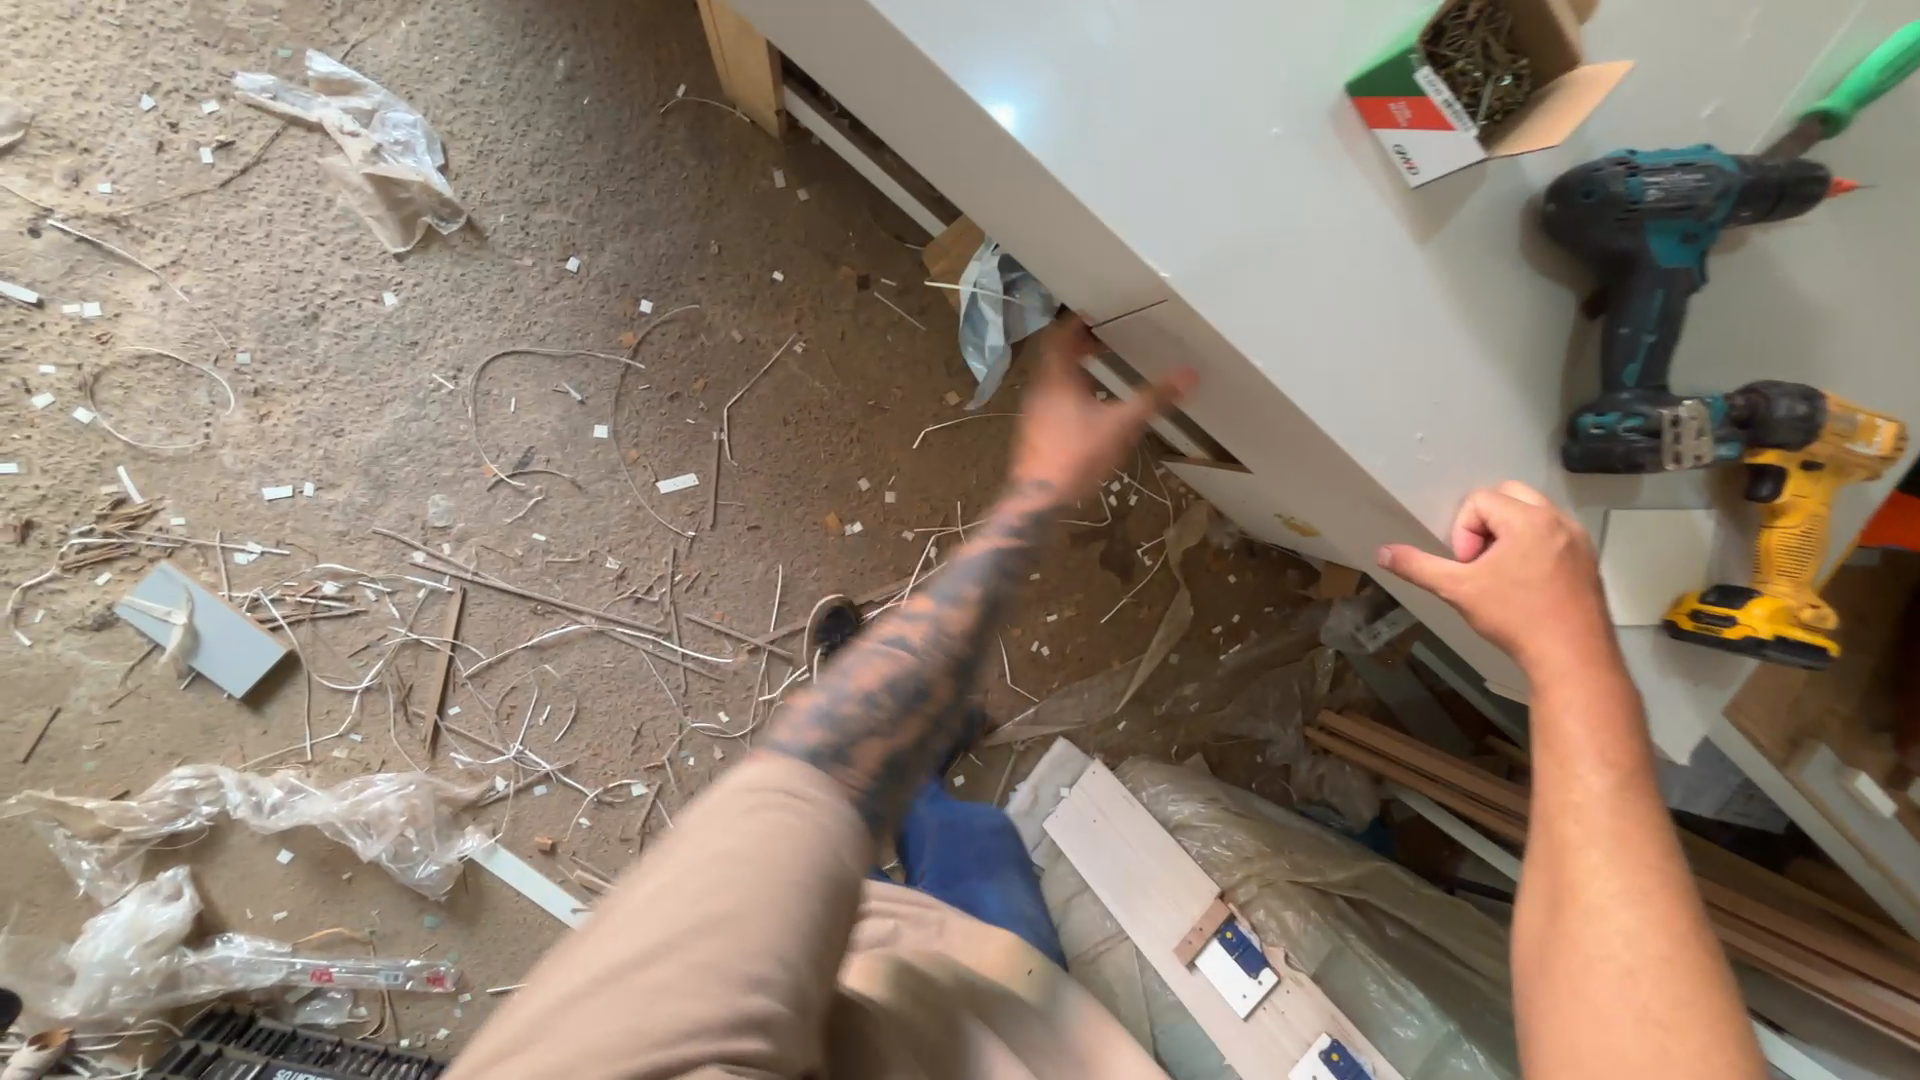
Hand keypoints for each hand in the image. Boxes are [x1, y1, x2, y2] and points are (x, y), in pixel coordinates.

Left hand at [1007, 313, 1195, 505]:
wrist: (1038, 498)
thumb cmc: (1076, 455)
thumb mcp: (1120, 425)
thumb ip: (1153, 398)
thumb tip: (1189, 374)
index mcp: (1056, 377)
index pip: (1061, 334)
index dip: (1078, 321)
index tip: (1098, 314)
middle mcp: (1039, 388)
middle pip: (1056, 355)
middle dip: (1080, 346)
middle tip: (1105, 340)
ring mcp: (1033, 411)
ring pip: (1052, 379)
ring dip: (1074, 370)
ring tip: (1100, 371)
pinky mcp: (1033, 431)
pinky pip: (1051, 399)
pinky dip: (1068, 392)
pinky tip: (1088, 409)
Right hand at [1376, 482, 1612, 672]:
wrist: (1572, 656)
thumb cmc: (1514, 616)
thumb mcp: (1456, 589)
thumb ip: (1417, 566)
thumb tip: (1382, 553)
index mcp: (1528, 520)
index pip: (1479, 501)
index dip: (1463, 531)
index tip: (1469, 566)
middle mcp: (1558, 520)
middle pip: (1510, 494)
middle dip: (1486, 522)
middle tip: (1482, 560)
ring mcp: (1578, 539)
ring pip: (1533, 513)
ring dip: (1508, 532)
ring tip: (1501, 572)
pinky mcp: (1588, 558)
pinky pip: (1552, 533)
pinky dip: (1532, 545)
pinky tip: (1525, 582)